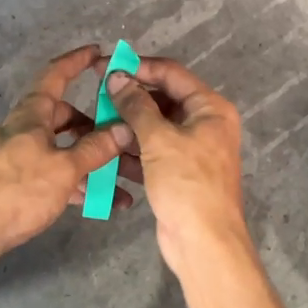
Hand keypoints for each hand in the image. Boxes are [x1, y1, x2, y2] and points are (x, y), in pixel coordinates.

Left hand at [0, 45, 141, 260]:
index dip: (76, 61)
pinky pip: (52, 176)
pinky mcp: (16, 185)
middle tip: (122, 138)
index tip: (98, 52)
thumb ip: (95, 149)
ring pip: (61, 151)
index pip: (55, 76)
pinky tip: (99, 202)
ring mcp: (17, 158)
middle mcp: (22, 131)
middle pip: (63, 118)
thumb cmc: (18, 192)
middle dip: (94, 127)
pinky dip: (75, 184)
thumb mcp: (64, 168)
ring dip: (90, 163)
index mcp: (31, 115)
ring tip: (122, 181)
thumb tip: (121, 129)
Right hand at [105, 57, 246, 272]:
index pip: (171, 74)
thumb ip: (136, 106)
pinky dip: (133, 153)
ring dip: (128, 127)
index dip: (138, 67)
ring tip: (97, 123)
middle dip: (131, 99)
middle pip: (163, 101)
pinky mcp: (178, 175)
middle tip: (98, 96)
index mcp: (210, 108)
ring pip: (155, 130)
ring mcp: (191, 152)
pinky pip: (153, 155)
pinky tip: (107, 152)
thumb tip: (117, 77)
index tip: (106, 66)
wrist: (203, 241)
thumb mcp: (159, 140)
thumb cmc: (186, 184)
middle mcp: (204, 125)